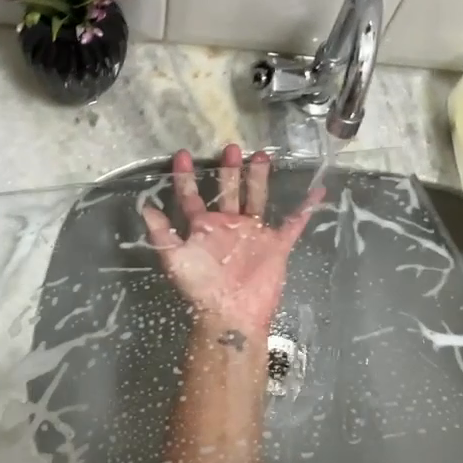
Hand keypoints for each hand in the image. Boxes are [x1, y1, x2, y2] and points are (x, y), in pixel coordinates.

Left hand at [141, 145, 323, 335]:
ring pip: (257, 198)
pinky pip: (293, 222)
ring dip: (259, 178)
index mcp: (204, 227)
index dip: (185, 177)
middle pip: (229, 190)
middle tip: (231, 147)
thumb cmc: (201, 287)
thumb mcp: (175, 259)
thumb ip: (161, 233)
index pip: (191, 196)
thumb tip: (145, 207)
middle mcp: (228, 225)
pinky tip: (317, 191)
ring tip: (261, 156)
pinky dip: (305, 208)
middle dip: (229, 169)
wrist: (231, 315)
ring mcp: (253, 233)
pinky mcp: (276, 244)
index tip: (182, 154)